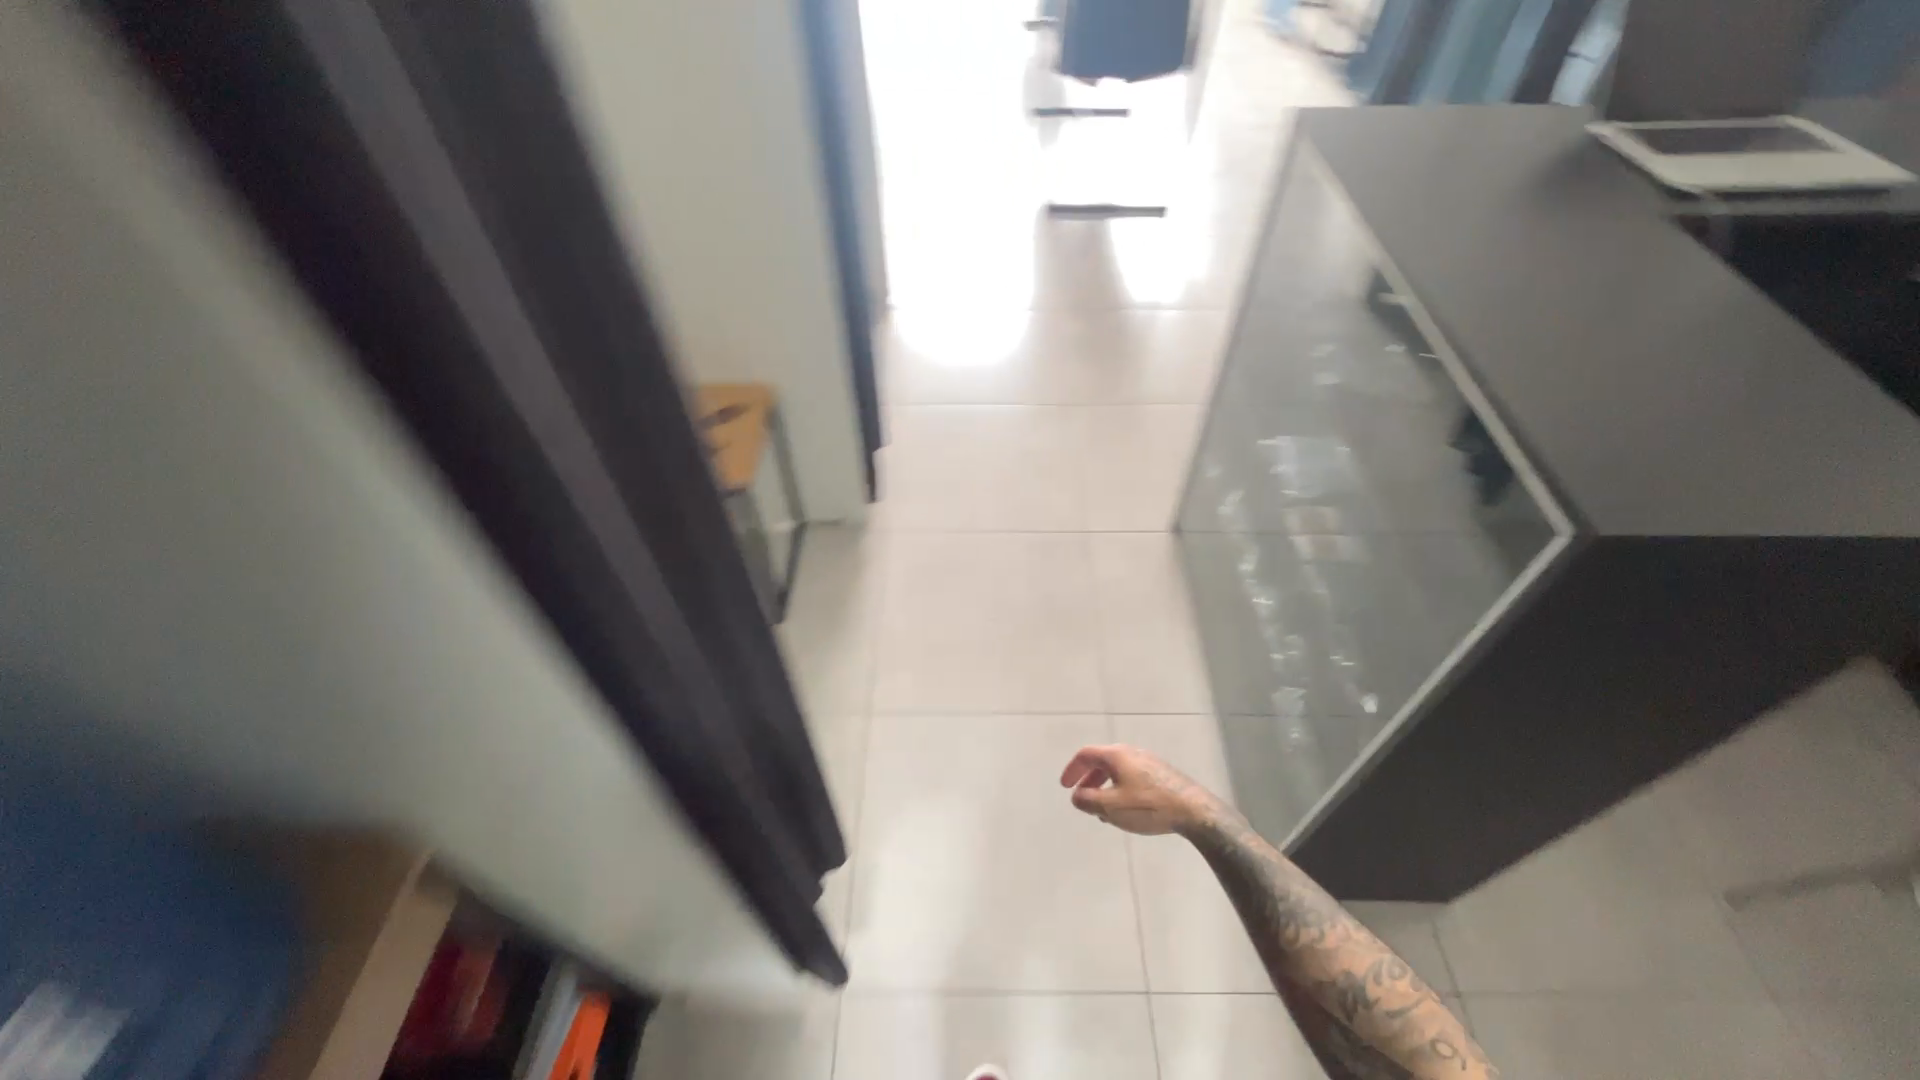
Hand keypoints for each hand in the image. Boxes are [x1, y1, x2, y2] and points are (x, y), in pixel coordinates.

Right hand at [1058, 744, 1231, 836]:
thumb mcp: (1112, 807)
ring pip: (1118, 771)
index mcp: (1117, 755)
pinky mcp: (1162, 774)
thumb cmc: (1149, 806)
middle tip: (1081, 796)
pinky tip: (1126, 809)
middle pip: (1102, 761)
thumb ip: (1088, 800)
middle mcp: (1132, 753)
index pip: (1086, 755)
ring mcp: (1149, 762)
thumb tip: (1076, 795)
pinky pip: (1132, 777)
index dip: (1071, 769)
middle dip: (1088, 779)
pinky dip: (1120, 789)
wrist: (1194, 811)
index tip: (1065, 787)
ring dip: (1105, 787)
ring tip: (1103, 810)